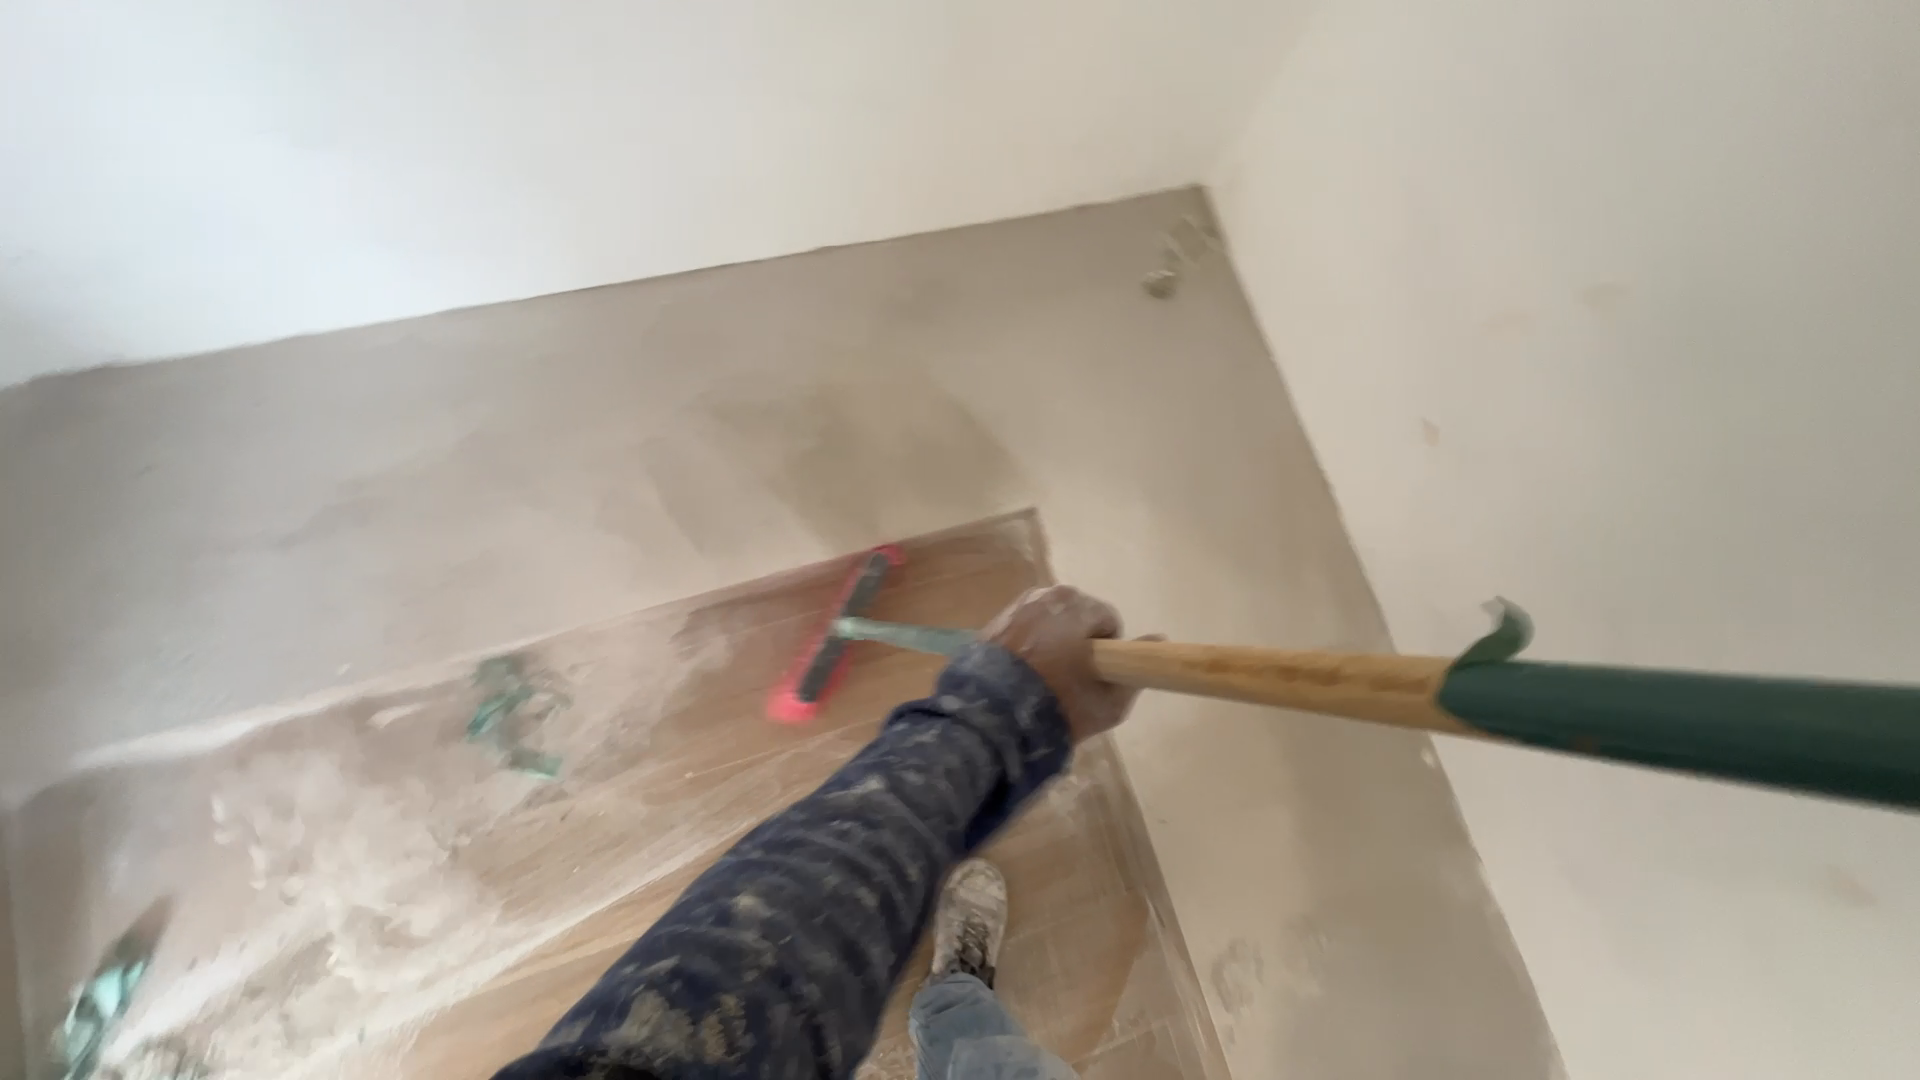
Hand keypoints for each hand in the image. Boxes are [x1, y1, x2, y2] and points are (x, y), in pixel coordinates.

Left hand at [979, 585, 1156, 743]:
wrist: (993, 717)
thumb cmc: (1058, 704)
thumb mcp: (1109, 700)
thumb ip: (1138, 670)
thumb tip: (1158, 640)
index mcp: (1077, 604)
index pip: (1108, 623)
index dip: (1109, 653)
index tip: (1095, 679)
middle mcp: (1046, 595)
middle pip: (1078, 619)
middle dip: (1079, 644)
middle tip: (1071, 682)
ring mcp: (1016, 606)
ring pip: (1050, 624)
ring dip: (1054, 643)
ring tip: (1045, 680)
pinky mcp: (994, 622)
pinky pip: (1025, 631)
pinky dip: (1029, 647)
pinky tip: (1023, 675)